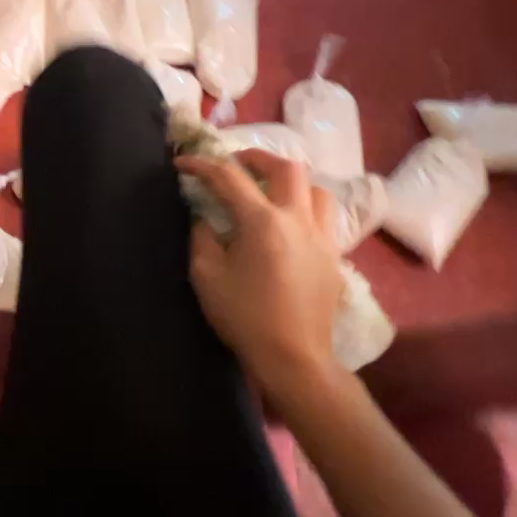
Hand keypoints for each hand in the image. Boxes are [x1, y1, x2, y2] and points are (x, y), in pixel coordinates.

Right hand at [177, 148, 347, 404]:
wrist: (293, 358)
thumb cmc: (243, 315)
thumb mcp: (205, 273)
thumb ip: (203, 236)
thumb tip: (206, 218)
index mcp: (263, 222)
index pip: (229, 177)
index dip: (201, 165)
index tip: (182, 164)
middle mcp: (298, 221)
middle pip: (286, 168)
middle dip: (256, 158)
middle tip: (234, 165)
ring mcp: (322, 238)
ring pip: (316, 189)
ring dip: (288, 182)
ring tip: (268, 192)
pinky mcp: (334, 258)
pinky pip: (323, 218)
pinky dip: (303, 208)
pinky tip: (286, 225)